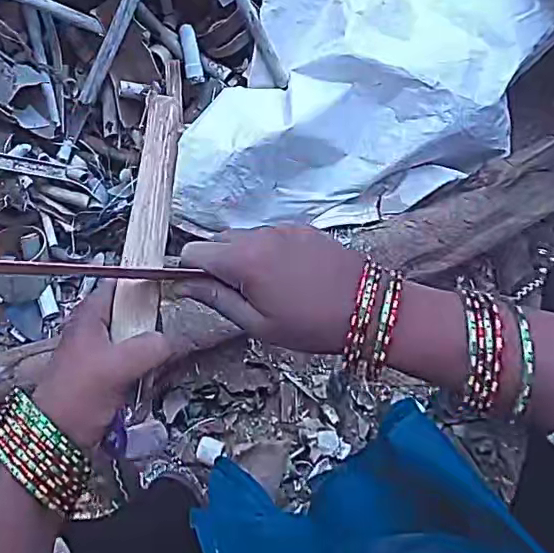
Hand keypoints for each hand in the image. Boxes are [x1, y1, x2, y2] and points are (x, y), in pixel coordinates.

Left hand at [31, 285, 187, 447]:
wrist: (56, 438)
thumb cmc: (76, 397)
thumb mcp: (118, 365)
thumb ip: (151, 347)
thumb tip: (172, 341)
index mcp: (90, 314)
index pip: (121, 282)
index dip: (145, 281)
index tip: (171, 286)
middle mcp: (94, 327)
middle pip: (133, 311)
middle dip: (154, 319)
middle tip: (174, 325)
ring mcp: (100, 351)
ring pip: (136, 336)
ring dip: (152, 345)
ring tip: (167, 353)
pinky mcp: (105, 373)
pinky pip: (133, 359)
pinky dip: (146, 365)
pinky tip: (154, 374)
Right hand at [175, 227, 366, 354]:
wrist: (369, 307)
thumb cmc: (312, 325)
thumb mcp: (259, 324)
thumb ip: (217, 300)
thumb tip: (184, 285)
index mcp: (244, 260)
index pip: (193, 251)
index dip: (191, 271)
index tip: (202, 290)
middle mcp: (259, 235)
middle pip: (217, 241)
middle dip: (218, 264)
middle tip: (240, 295)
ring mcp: (282, 228)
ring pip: (244, 237)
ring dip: (243, 257)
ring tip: (269, 288)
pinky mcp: (301, 227)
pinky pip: (269, 235)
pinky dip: (267, 251)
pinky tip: (289, 275)